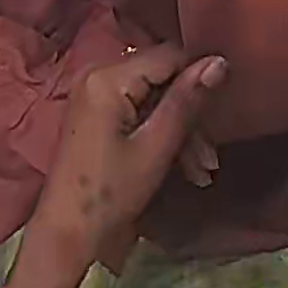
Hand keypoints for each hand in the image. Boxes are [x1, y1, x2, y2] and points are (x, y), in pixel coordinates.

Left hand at [28, 45, 227, 268]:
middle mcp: (97, 73)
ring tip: (201, 171)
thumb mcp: (156, 147)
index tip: (221, 109)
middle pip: (161, 78)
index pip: (168, 55)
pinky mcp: (96, 111)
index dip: (198, 77)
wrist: (66, 233)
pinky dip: (160, 133)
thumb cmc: (110, 192)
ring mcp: (94, 92)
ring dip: (180, 130)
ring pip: (153, 97)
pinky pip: (137, 110)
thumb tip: (220, 61)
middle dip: (190, 115)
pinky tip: (183, 168)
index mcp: (108, 77)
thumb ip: (186, 101)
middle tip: (209, 158)